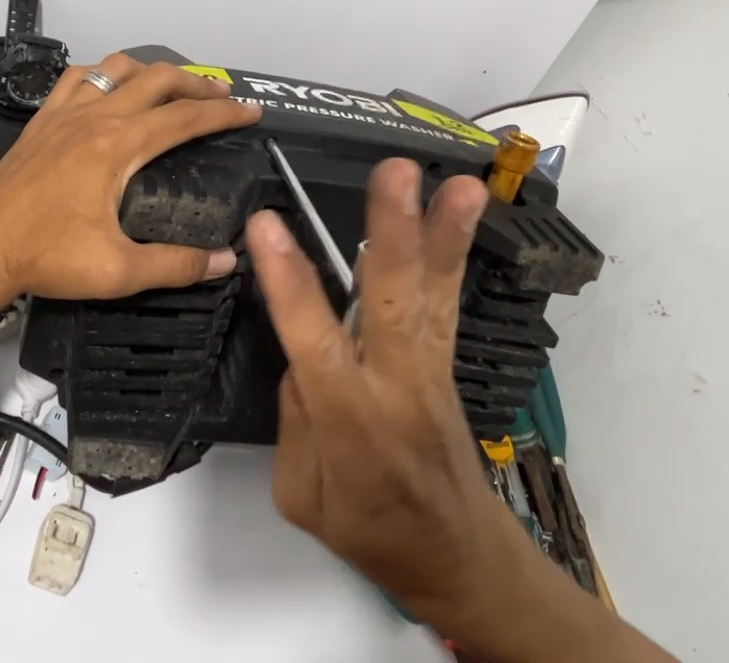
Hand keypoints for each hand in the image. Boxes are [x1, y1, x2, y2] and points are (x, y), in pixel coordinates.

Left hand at [0, 53, 262, 309]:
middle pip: (157, 80)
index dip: (223, 113)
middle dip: (197, 85)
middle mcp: (93, 117)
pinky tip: (111, 90)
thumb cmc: (46, 258)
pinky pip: (78, 78)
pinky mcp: (41, 120)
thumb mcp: (118, 271)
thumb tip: (226, 259)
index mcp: (116, 146)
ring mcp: (63, 113)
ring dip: (152, 73)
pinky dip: (105, 75)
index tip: (250, 111)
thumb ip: (177, 264)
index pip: (184, 118)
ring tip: (173, 90)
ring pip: (117, 68)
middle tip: (223, 99)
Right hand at [246, 159, 526, 635]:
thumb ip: (296, 418)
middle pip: (393, 303)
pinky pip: (444, 301)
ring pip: (433, 294)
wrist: (455, 554)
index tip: (266, 222)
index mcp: (351, 423)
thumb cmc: (369, 530)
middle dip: (394, 233)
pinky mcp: (445, 360)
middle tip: (398, 173)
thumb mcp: (303, 495)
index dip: (289, 283)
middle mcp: (397, 385)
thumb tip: (301, 354)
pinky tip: (460, 214)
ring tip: (461, 184)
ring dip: (444, 235)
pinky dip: (451, 254)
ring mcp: (430, 369)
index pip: (314, 342)